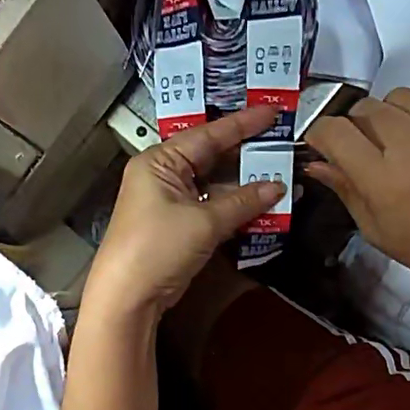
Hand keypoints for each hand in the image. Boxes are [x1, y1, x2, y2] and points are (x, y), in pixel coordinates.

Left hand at [83, 105, 285, 318]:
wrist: (128, 297)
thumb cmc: (158, 248)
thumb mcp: (204, 222)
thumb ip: (242, 202)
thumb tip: (277, 186)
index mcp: (160, 162)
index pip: (207, 135)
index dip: (242, 124)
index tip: (272, 112)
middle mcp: (163, 176)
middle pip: (211, 158)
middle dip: (246, 155)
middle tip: (281, 143)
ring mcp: (170, 202)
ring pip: (214, 185)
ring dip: (244, 185)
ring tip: (280, 175)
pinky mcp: (178, 226)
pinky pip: (211, 207)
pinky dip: (234, 207)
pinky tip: (261, 205)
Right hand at [304, 89, 409, 290]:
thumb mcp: (380, 231)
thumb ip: (347, 191)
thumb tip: (317, 162)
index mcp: (386, 179)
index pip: (335, 132)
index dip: (321, 134)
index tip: (324, 143)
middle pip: (366, 108)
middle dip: (358, 126)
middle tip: (369, 150)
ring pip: (401, 96)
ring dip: (394, 116)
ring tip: (406, 143)